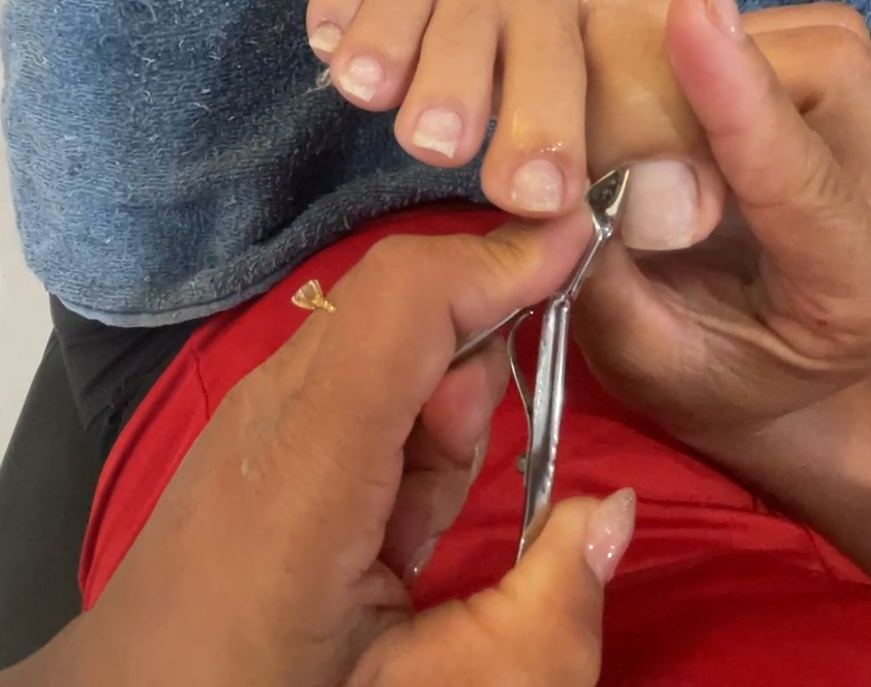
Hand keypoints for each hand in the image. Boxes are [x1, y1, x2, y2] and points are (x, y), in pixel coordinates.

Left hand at [20, 221, 637, 686]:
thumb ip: (536, 626)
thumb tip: (611, 509)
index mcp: (306, 466)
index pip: (400, 303)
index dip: (491, 259)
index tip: (577, 242)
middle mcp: (273, 402)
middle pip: (398, 303)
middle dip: (472, 360)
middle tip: (454, 482)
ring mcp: (259, 400)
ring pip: (388, 337)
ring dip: (438, 410)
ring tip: (410, 528)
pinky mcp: (263, 412)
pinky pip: (362, 373)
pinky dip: (406, 427)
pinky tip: (387, 517)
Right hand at [575, 0, 870, 439]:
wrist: (751, 391)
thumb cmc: (692, 386)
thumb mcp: (632, 353)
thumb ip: (603, 271)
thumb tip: (565, 172)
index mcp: (858, 302)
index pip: (802, 182)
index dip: (738, 96)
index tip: (684, 11)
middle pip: (840, 80)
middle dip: (736, 54)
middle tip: (634, 74)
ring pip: (833, 51)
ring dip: (737, 44)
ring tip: (656, 83)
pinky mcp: (851, 139)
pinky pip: (807, 54)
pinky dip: (737, 48)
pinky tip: (681, 84)